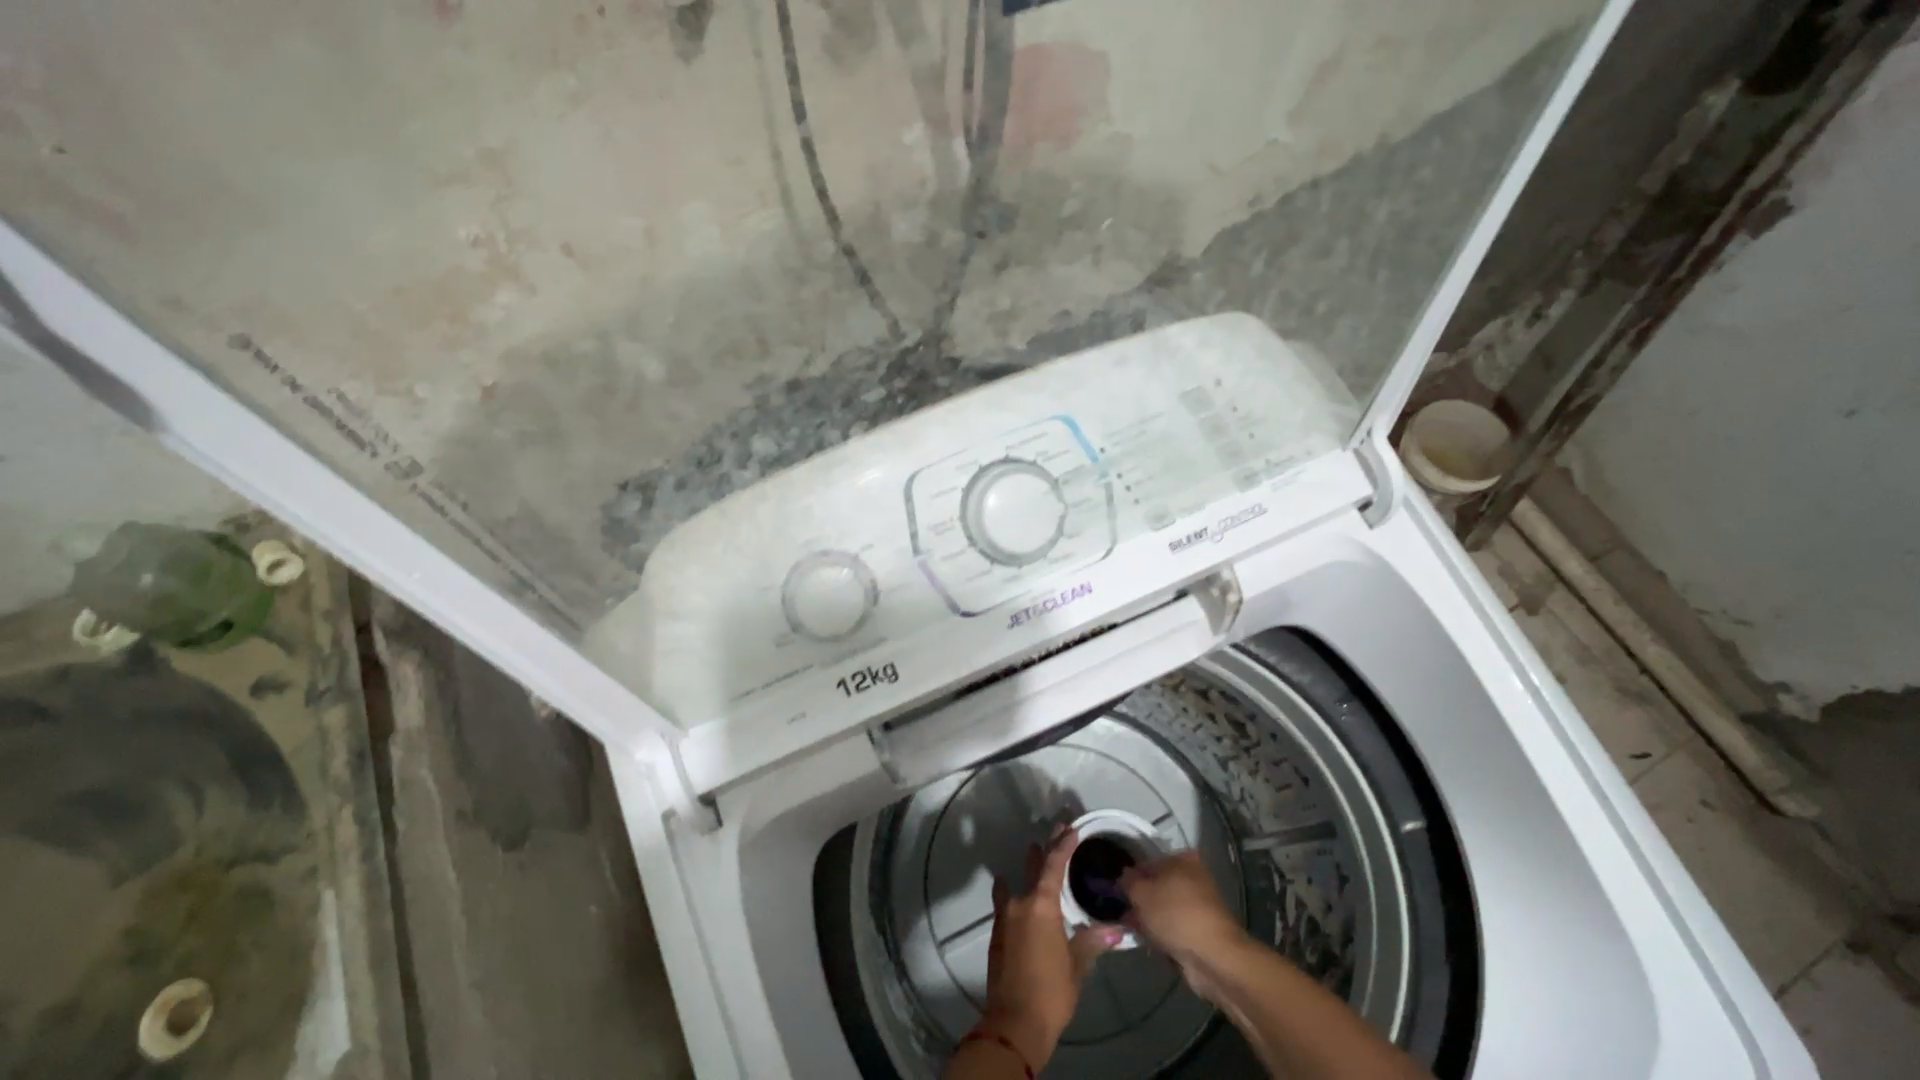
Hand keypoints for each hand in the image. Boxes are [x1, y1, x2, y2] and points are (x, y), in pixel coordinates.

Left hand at [977, 827, 1123, 1068]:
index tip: (1071, 827)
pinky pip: (1007, 902)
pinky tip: (1016, 891)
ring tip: (1036, 854)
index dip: (1063, 845)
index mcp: (1041, 906)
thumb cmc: (1051, 991)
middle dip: (1045, 849)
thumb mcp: (1077, 965)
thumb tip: (1117, 928)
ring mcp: (1005, 918)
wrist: (1014, 1022)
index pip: (1053, 865)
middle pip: (1033, 868)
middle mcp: (1020, 904)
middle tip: (1056, 829)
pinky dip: (1014, 891)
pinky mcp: (998, 934)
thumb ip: (1092, 941)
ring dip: (1028, 869)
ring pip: (1017, 883)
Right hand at [1119, 850, 1247, 966]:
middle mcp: (1193, 877)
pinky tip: (1145, 940)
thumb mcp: (1142, 893)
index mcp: (1182, 860)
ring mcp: (1198, 904)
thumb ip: (1128, 881)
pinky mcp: (1199, 928)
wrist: (1212, 956)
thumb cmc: (1175, 915)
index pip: (1147, 863)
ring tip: (1129, 928)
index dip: (1128, 878)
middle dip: (1138, 899)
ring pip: (1163, 907)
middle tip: (1120, 912)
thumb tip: (1124, 877)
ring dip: (1147, 917)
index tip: (1114, 892)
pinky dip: (1159, 931)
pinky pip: (1172, 925)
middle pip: (1156, 886)